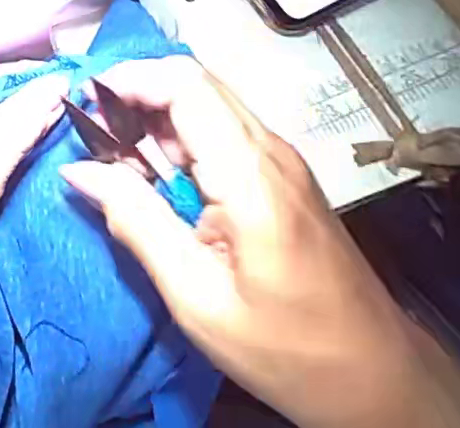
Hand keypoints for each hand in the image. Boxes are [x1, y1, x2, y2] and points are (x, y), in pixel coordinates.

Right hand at [60, 57, 459, 427]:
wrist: (381, 380)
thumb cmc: (288, 350)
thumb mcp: (197, 297)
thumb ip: (135, 222)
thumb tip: (79, 171)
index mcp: (251, 175)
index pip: (184, 85)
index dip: (129, 79)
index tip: (86, 102)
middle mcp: (268, 148)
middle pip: (191, 79)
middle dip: (134, 92)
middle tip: (96, 133)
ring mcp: (277, 156)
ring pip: (202, 98)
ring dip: (152, 115)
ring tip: (119, 159)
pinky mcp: (277, 169)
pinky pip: (215, 126)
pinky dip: (175, 136)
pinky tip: (158, 177)